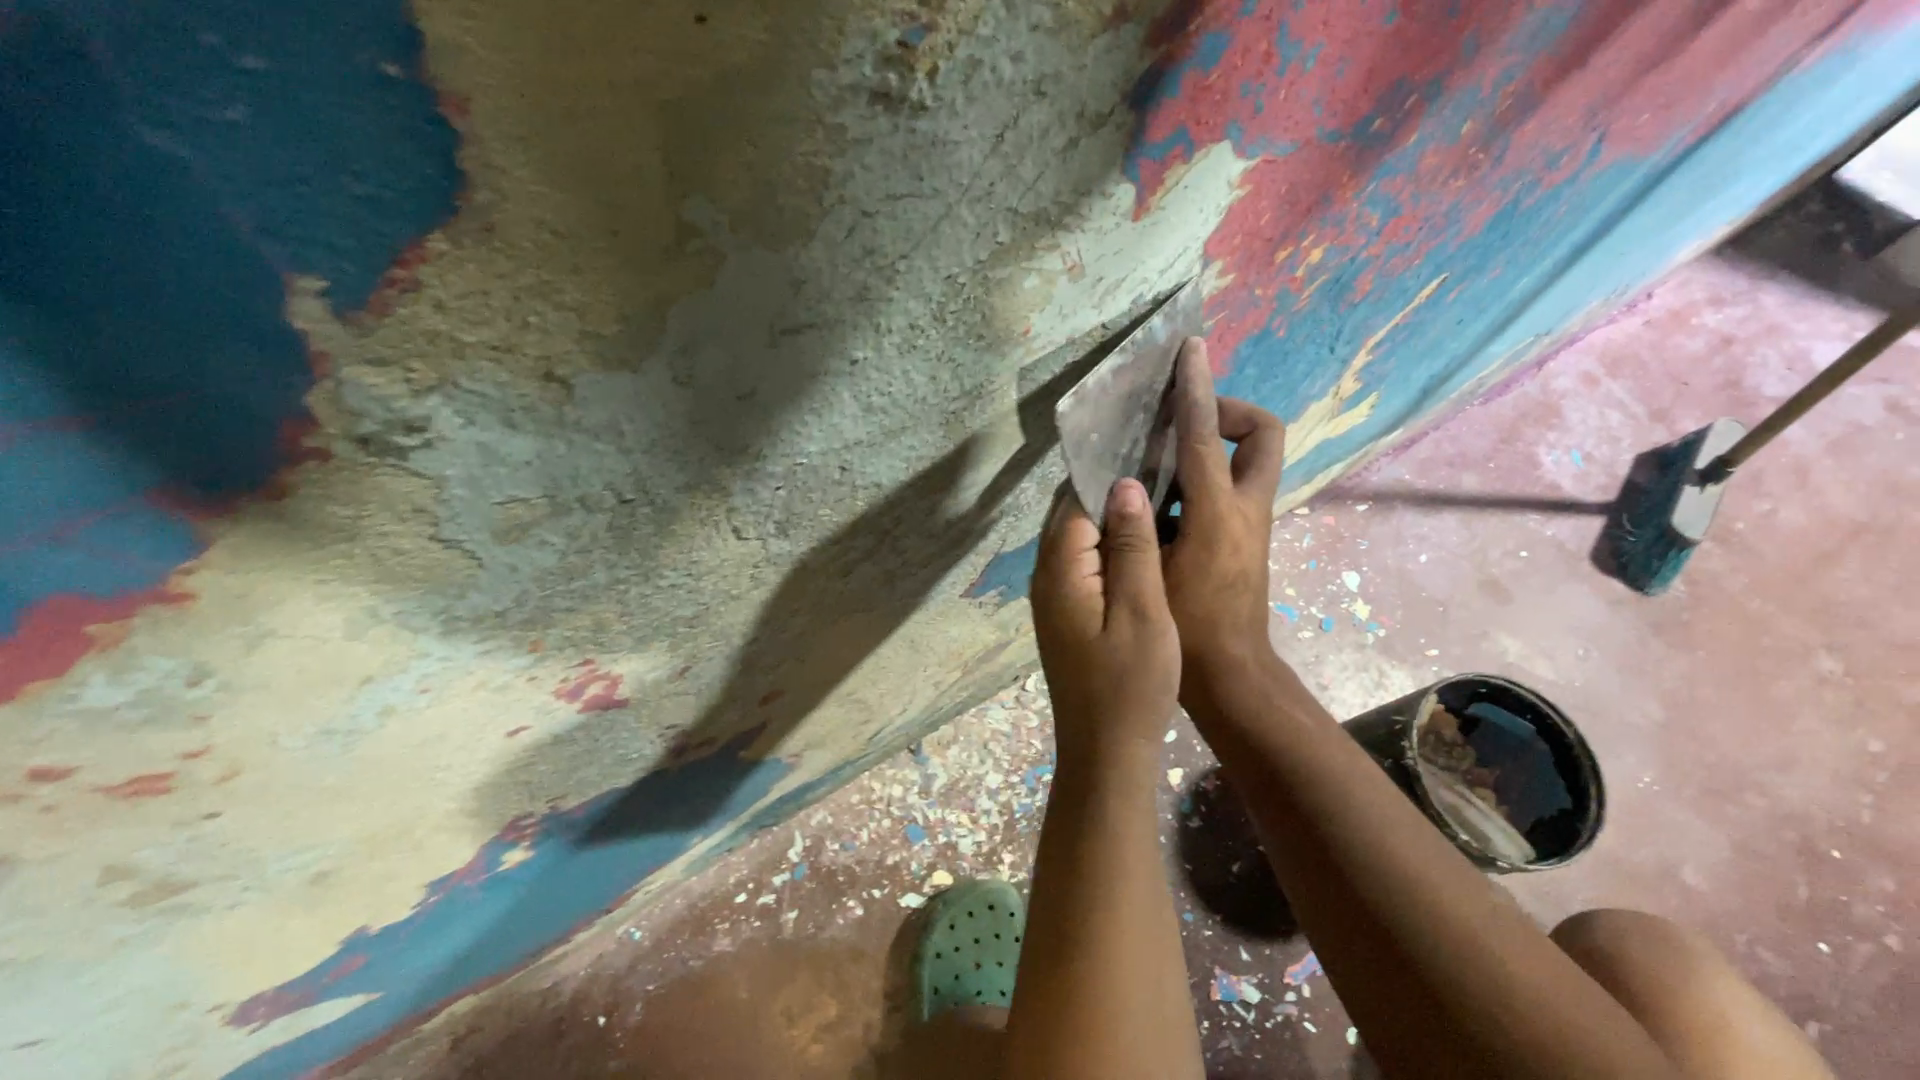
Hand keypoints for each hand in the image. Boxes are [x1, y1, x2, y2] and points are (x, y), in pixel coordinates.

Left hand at [1030, 477, 1180, 758]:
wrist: (1105, 751)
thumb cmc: (1130, 685)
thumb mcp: (1142, 612)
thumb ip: (1131, 547)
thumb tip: (1124, 486)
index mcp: (1059, 572)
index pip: (1075, 501)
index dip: (1109, 472)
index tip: (1146, 445)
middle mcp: (1046, 579)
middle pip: (1071, 517)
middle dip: (1108, 489)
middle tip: (1158, 462)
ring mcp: (1052, 599)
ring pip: (1076, 540)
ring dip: (1109, 518)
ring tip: (1157, 491)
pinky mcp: (1066, 616)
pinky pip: (1081, 564)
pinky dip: (1107, 547)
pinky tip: (1141, 542)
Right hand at [1162, 337, 1286, 694]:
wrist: (1230, 675)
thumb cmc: (1187, 629)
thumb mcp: (1151, 574)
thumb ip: (1136, 524)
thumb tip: (1123, 483)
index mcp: (1219, 513)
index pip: (1206, 436)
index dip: (1195, 390)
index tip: (1190, 352)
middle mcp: (1246, 508)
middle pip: (1263, 433)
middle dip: (1229, 411)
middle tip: (1184, 424)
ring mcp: (1251, 522)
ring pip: (1252, 458)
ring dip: (1215, 442)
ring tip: (1162, 459)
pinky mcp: (1244, 537)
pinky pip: (1233, 484)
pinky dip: (1204, 476)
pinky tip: (1162, 501)